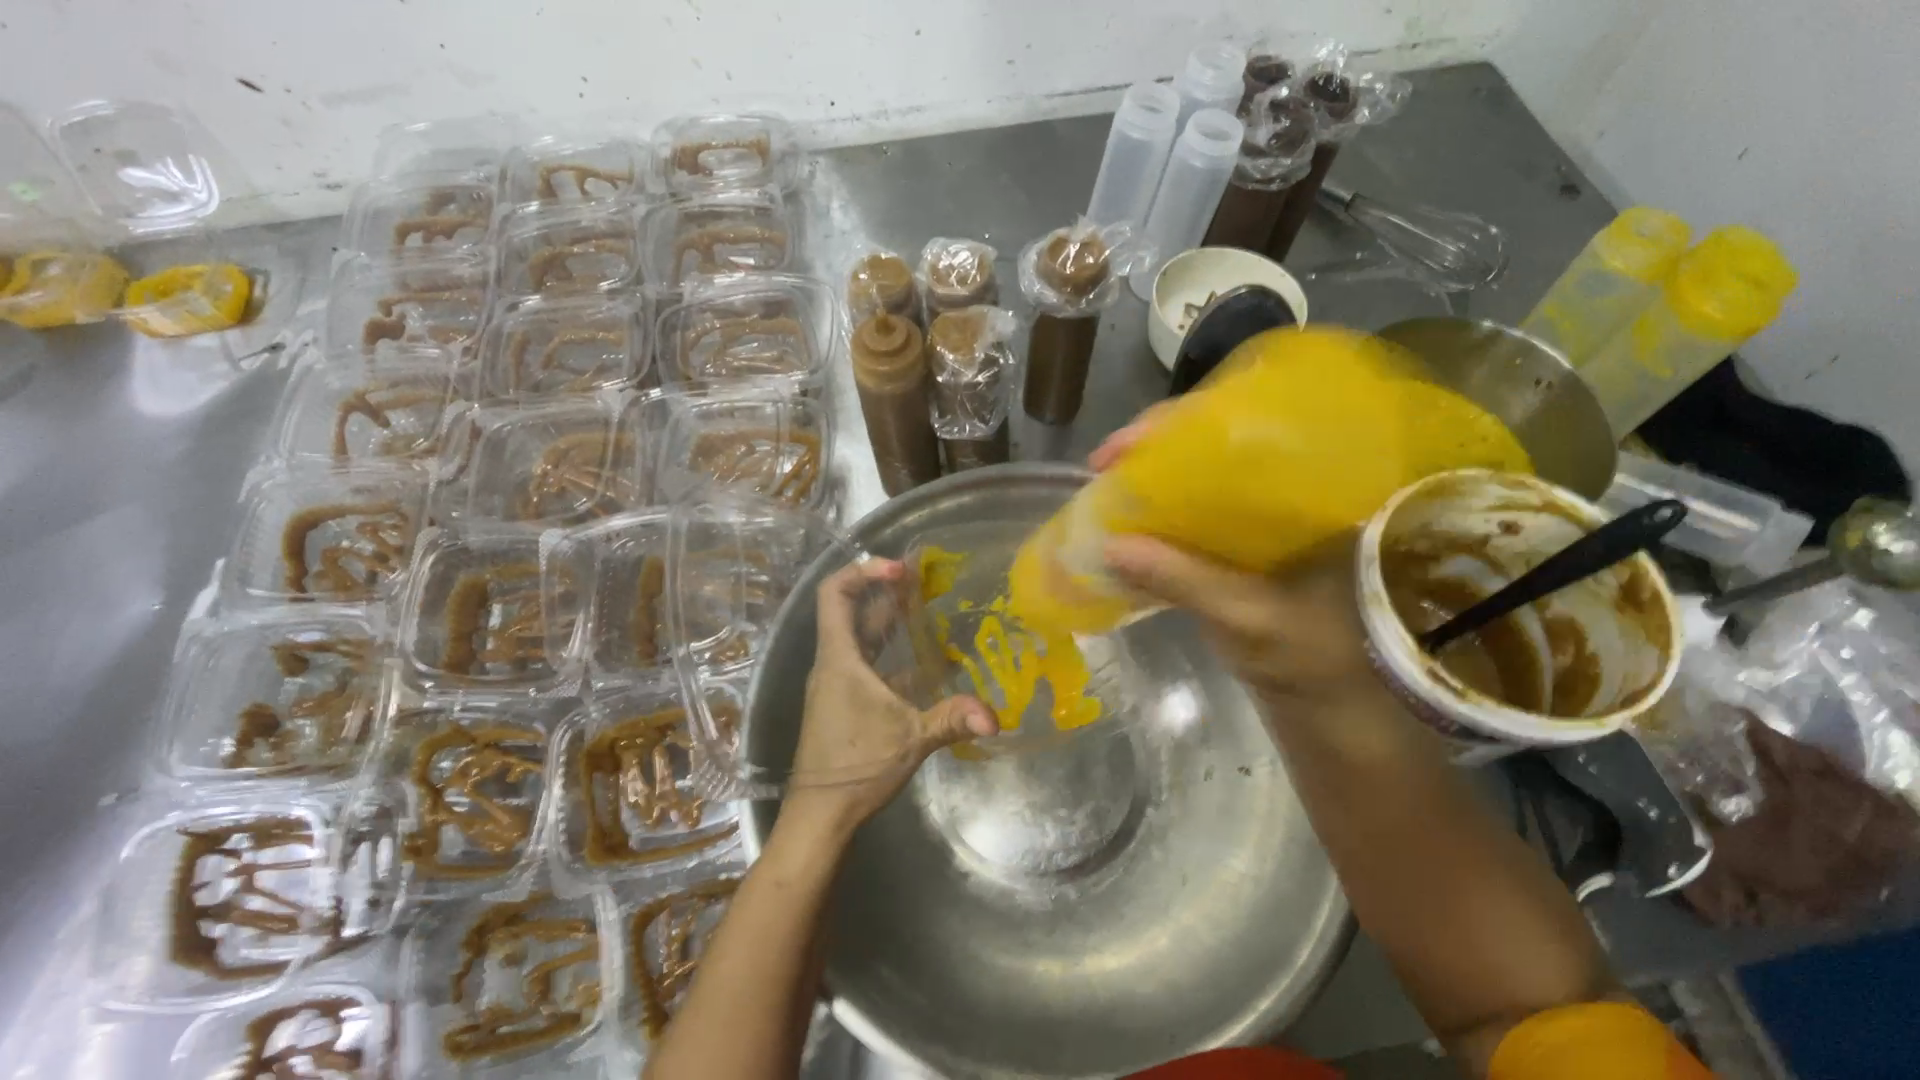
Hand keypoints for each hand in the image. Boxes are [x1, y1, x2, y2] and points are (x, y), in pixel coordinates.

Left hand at [778, 559, 997, 841]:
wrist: (820, 813)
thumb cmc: (856, 766)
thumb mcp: (911, 739)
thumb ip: (952, 720)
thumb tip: (996, 717)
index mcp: (839, 658)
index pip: (835, 593)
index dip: (864, 571)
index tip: (901, 570)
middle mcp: (832, 663)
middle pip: (850, 610)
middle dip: (884, 590)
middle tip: (924, 580)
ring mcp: (835, 683)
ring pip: (858, 637)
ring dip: (887, 619)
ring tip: (926, 607)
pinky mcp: (842, 702)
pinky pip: (865, 663)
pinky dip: (889, 653)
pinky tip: (922, 661)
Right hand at [1089, 414, 1397, 719]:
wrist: (1337, 706)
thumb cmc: (1312, 657)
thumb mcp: (1247, 618)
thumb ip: (1183, 581)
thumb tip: (1110, 545)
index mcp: (1305, 491)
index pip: (1239, 427)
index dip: (1173, 429)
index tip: (1118, 450)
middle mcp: (1284, 494)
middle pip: (1212, 446)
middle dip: (1152, 451)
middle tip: (1102, 466)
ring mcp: (1261, 523)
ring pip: (1199, 481)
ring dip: (1151, 484)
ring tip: (1105, 489)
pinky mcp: (1242, 550)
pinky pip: (1193, 519)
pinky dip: (1157, 521)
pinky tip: (1124, 530)